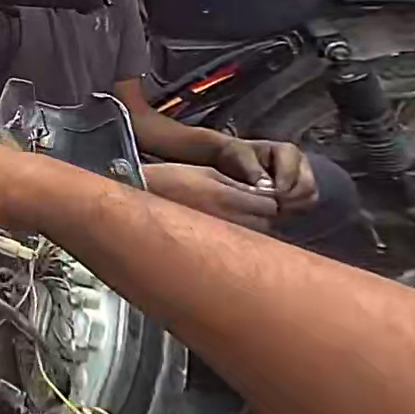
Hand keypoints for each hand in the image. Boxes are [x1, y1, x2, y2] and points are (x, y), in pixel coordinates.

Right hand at [144, 163, 277, 229]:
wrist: (144, 191)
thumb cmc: (175, 177)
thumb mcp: (207, 172)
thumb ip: (237, 184)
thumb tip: (262, 193)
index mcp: (228, 198)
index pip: (269, 205)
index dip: (266, 197)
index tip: (258, 192)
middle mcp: (229, 218)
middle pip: (266, 222)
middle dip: (262, 213)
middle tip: (247, 203)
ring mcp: (220, 231)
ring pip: (253, 233)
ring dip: (251, 224)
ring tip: (234, 214)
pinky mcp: (210, 240)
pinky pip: (235, 239)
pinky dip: (236, 233)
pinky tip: (224, 224)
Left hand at [212, 137, 318, 212]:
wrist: (233, 159)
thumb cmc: (236, 155)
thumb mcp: (240, 157)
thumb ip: (253, 171)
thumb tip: (267, 187)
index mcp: (288, 151)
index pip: (292, 174)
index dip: (279, 187)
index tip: (263, 194)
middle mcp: (302, 164)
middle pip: (306, 187)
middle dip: (288, 199)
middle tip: (269, 206)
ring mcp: (305, 178)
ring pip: (309, 198)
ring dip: (292, 206)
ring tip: (272, 209)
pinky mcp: (302, 192)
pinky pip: (306, 205)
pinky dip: (293, 210)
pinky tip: (276, 211)